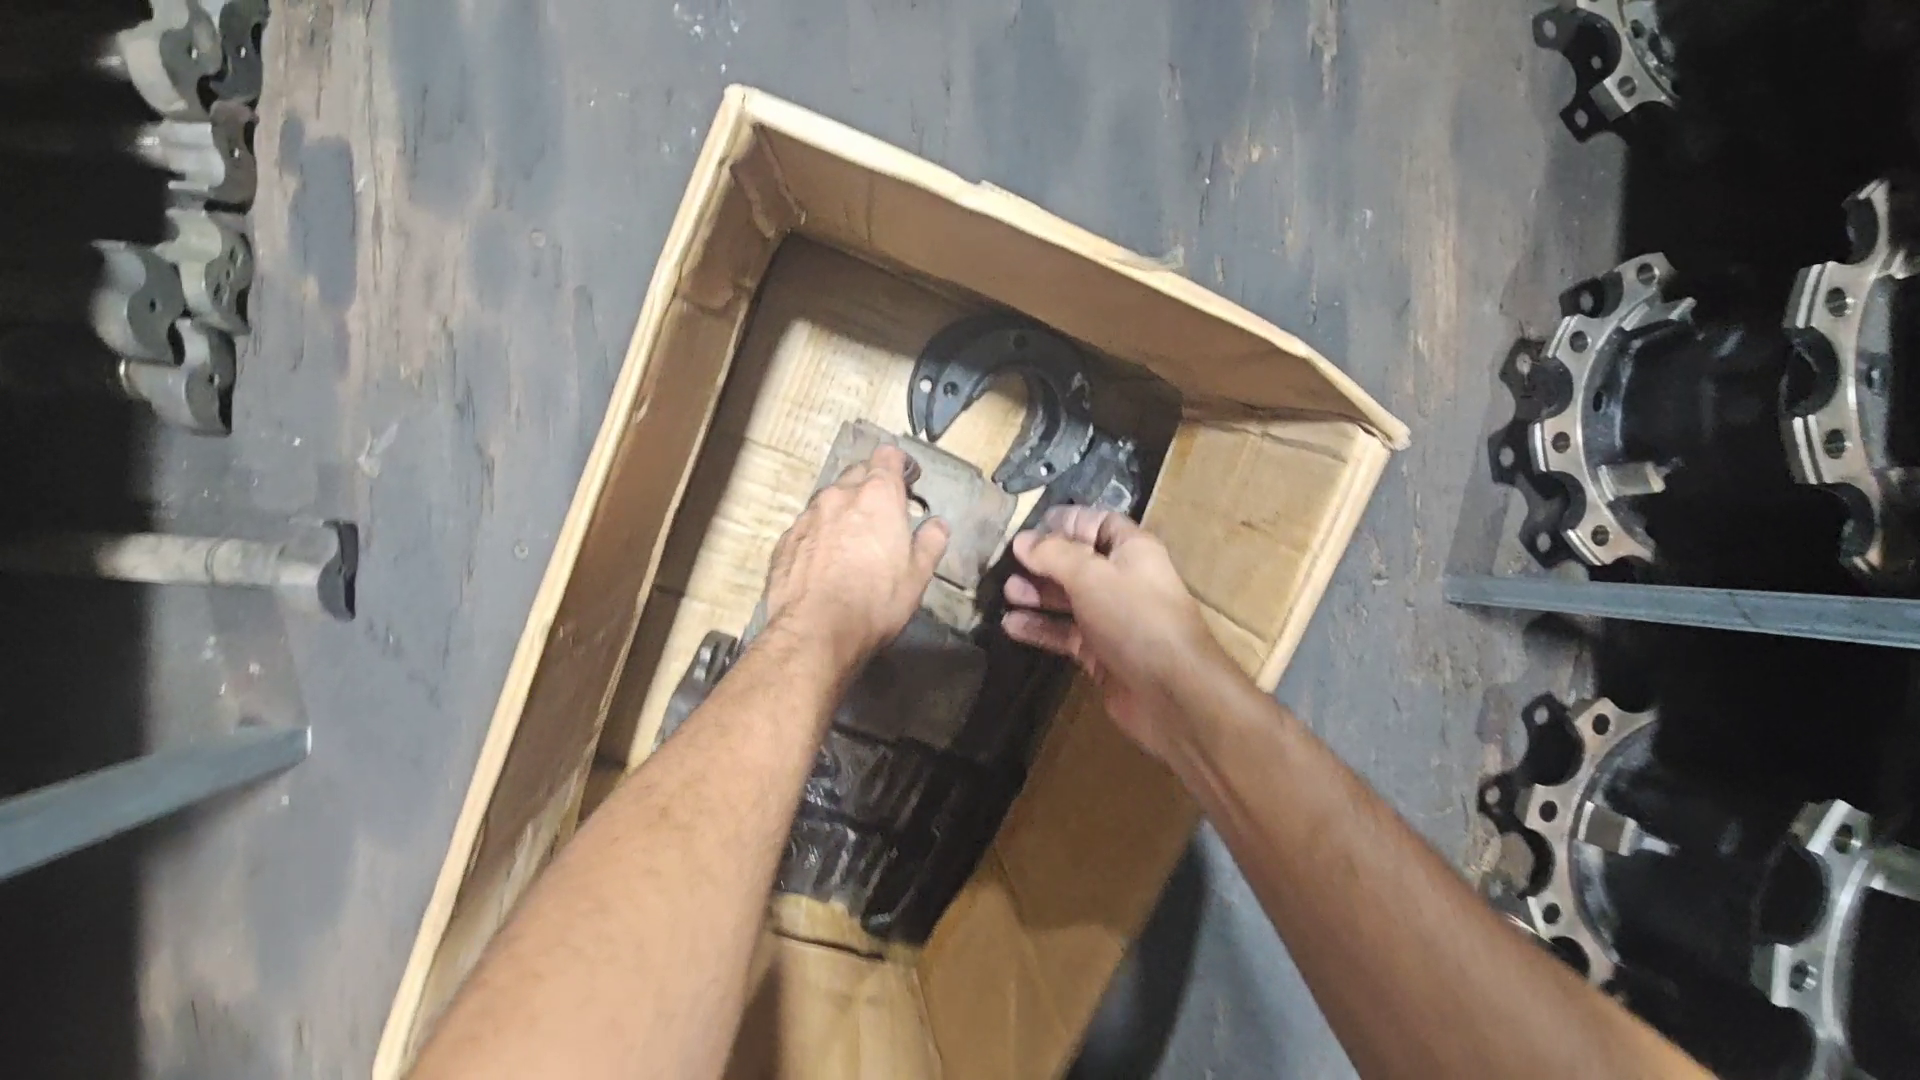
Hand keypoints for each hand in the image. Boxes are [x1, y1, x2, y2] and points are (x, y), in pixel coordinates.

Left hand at [764, 444, 949, 671]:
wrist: (814, 632)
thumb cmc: (875, 601)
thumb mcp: (918, 576)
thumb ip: (930, 543)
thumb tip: (937, 524)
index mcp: (877, 496)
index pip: (887, 456)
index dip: (899, 464)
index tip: (906, 481)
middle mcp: (839, 496)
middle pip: (857, 474)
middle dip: (871, 486)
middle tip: (882, 514)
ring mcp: (808, 516)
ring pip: (829, 500)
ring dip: (843, 511)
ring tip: (852, 541)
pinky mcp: (786, 540)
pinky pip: (808, 526)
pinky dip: (820, 534)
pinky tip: (825, 561)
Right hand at [1001, 505, 1236, 767]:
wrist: (1171, 691)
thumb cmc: (1134, 618)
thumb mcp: (1090, 575)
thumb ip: (1053, 554)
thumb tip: (1022, 540)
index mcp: (1132, 551)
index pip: (1098, 523)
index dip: (1066, 522)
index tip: (1029, 527)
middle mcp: (1124, 581)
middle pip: (1078, 563)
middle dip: (1043, 562)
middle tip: (1008, 565)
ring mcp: (1112, 620)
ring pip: (1068, 600)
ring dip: (1037, 595)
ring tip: (1007, 594)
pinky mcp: (1101, 654)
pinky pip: (1065, 634)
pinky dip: (1040, 628)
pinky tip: (1011, 626)